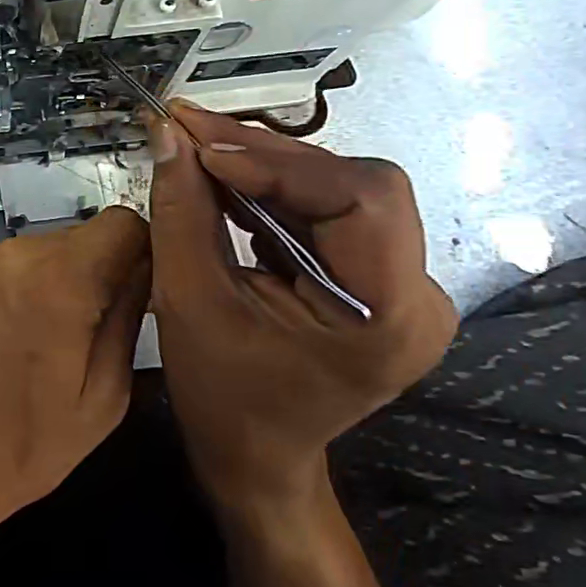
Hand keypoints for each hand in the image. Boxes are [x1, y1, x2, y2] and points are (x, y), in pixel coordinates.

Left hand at [0, 207, 151, 532]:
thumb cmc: (30, 442)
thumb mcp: (106, 393)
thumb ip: (131, 316)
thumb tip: (151, 268)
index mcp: (60, 282)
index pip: (125, 224)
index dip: (146, 250)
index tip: (150, 287)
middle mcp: (22, 256)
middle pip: (94, 232)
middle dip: (112, 267)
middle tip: (112, 322)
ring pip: (65, 243)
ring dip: (80, 275)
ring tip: (72, 333)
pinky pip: (34, 258)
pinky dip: (49, 281)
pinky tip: (41, 328)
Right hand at [146, 103, 457, 506]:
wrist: (257, 456)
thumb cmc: (222, 399)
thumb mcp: (190, 303)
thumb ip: (182, 212)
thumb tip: (169, 135)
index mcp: (389, 319)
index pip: (358, 199)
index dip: (278, 163)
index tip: (201, 143)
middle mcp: (417, 295)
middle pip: (353, 185)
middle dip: (267, 156)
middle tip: (192, 130)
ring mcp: (405, 284)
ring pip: (340, 188)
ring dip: (268, 166)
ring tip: (202, 148)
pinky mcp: (382, 276)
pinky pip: (331, 211)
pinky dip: (277, 190)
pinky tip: (228, 178)